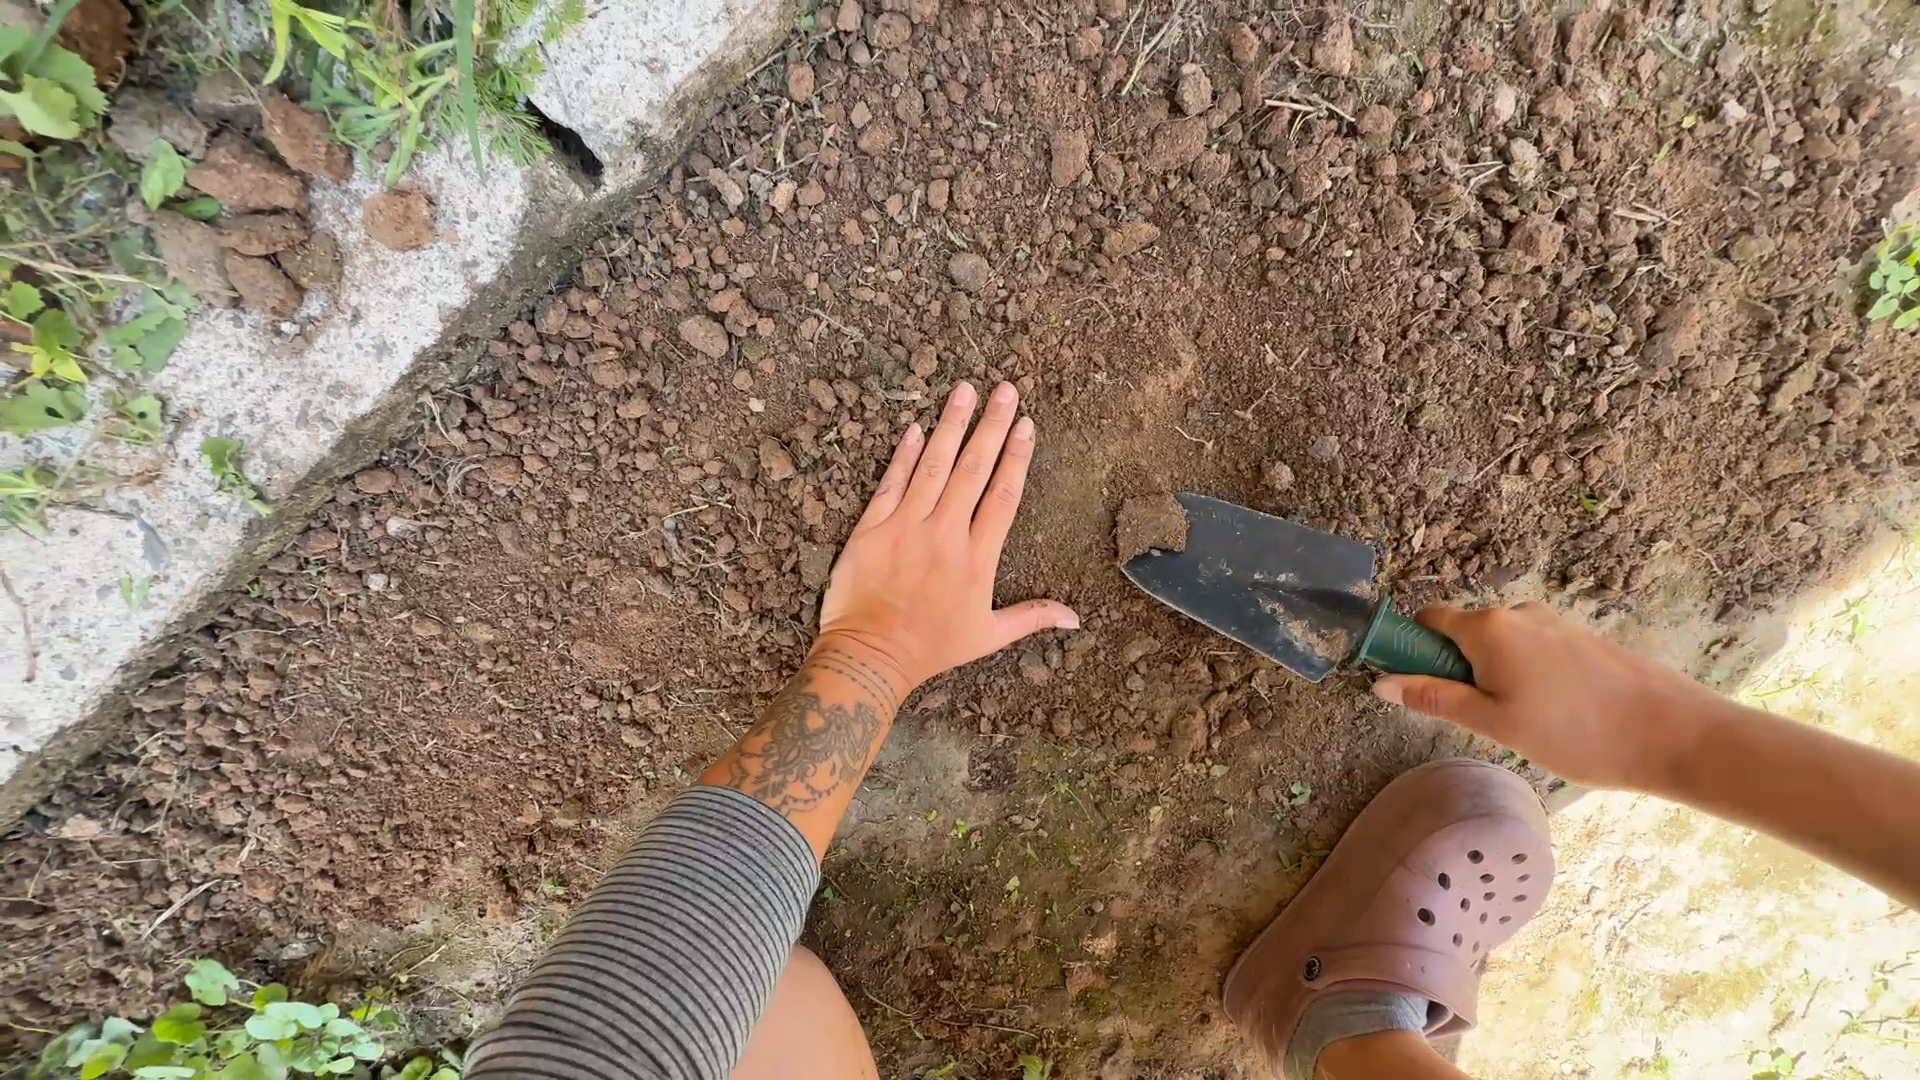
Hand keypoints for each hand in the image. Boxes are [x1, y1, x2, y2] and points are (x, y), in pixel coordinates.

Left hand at [814, 381, 1078, 694]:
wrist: (869, 656)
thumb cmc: (931, 649)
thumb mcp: (988, 636)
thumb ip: (1031, 617)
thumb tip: (1075, 618)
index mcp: (976, 558)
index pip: (1003, 496)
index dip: (1017, 457)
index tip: (1027, 425)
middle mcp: (944, 534)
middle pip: (973, 469)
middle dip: (991, 426)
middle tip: (1004, 389)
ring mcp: (906, 527)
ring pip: (932, 466)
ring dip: (950, 426)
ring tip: (964, 390)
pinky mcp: (871, 529)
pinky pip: (891, 483)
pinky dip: (903, 454)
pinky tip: (914, 427)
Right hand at [1371, 602, 1726, 789]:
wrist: (1684, 738)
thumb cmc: (1576, 732)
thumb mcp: (1493, 723)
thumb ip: (1434, 698)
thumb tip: (1381, 683)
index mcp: (1487, 627)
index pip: (1426, 621)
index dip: (1413, 650)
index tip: (1424, 686)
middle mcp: (1517, 612)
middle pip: (1463, 633)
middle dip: (1459, 667)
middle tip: (1484, 714)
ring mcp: (1554, 622)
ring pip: (1499, 644)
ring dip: (1495, 673)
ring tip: (1526, 718)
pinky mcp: (1583, 637)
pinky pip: (1532, 648)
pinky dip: (1528, 673)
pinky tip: (1558, 711)